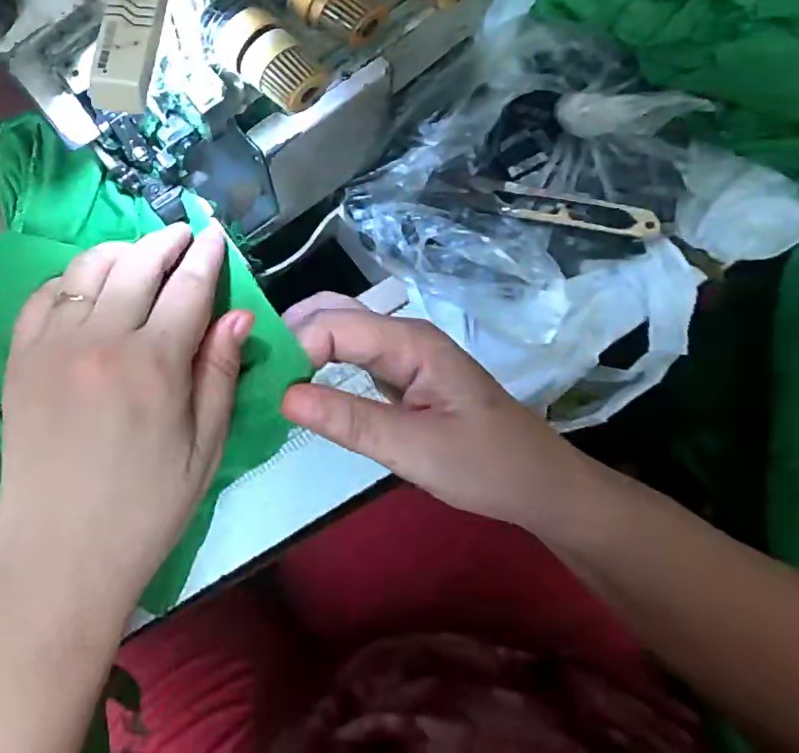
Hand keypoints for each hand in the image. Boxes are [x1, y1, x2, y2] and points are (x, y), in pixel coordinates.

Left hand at [0, 222, 251, 627]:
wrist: (59, 551)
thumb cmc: (144, 510)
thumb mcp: (203, 450)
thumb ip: (219, 375)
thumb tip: (237, 314)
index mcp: (154, 363)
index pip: (188, 287)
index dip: (205, 255)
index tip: (214, 235)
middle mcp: (101, 339)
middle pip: (138, 265)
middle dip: (166, 241)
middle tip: (181, 234)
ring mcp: (52, 343)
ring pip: (89, 268)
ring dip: (119, 250)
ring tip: (137, 253)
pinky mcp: (19, 356)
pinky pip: (44, 294)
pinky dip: (70, 278)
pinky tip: (86, 284)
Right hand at [278, 292, 603, 539]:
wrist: (543, 487)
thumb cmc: (488, 467)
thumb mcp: (415, 450)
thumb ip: (347, 420)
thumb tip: (281, 396)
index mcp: (410, 341)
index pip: (333, 325)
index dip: (295, 348)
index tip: (266, 386)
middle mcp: (401, 333)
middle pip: (330, 310)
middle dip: (288, 332)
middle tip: (256, 370)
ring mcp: (399, 349)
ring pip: (336, 325)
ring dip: (299, 342)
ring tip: (268, 373)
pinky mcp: (397, 369)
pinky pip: (346, 348)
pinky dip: (316, 357)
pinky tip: (298, 379)